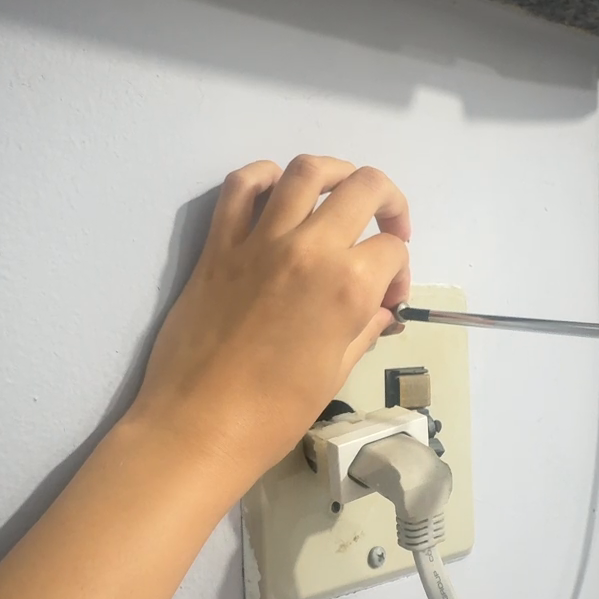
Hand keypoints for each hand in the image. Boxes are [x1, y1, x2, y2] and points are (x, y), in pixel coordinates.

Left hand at [128, 155, 410, 473]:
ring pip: (304, 171)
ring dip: (334, 171)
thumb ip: (362, 329)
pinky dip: (262, 176)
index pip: (392, 250)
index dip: (400, 271)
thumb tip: (378, 309)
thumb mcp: (335, 374)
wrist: (198, 427)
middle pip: (364, 188)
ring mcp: (260, 241)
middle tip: (386, 226)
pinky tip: (275, 193)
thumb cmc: (274, 414)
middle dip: (389, 201)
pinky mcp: (218, 245)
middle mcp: (309, 249)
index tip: (387, 297)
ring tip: (339, 192)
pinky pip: (240, 187)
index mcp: (348, 286)